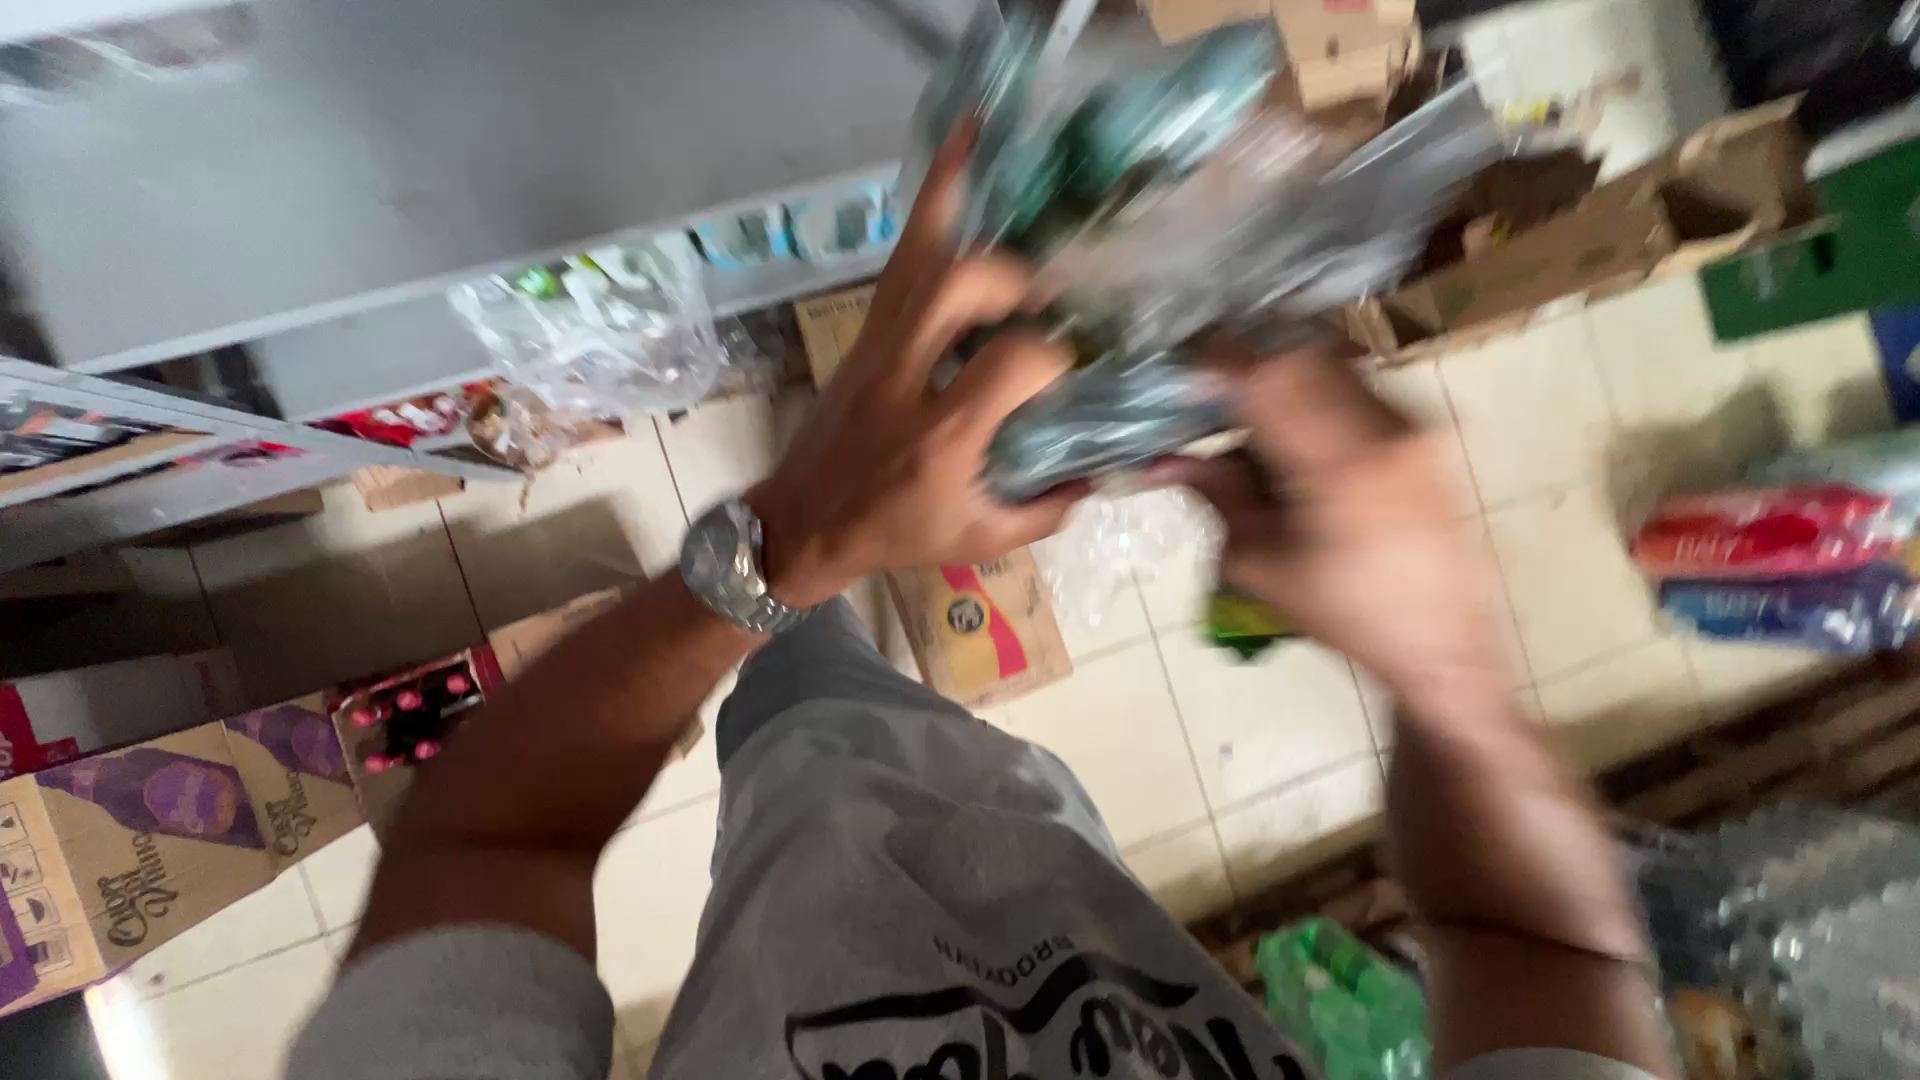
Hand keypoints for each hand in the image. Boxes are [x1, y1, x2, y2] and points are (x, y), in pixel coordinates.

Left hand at [746, 124, 1088, 607]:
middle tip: (1039, 295)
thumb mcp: (978, 540)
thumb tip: (1095, 472)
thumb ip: (1044, 511)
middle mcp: (904, 380)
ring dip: (956, 196)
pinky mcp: (860, 336)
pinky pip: (898, 265)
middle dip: (1012, 274)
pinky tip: (953, 164)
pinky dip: (928, 210)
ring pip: (915, 257)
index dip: (1053, 354)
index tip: (1066, 367)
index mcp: (941, 437)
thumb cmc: (893, 535)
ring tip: (989, 138)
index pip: (1012, 362)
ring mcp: (875, 350)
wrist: (801, 525)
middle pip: (957, 286)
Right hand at [1156, 347, 1513, 709]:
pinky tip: (1297, 436)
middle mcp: (1389, 431)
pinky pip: (1357, 385)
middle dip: (1246, 366)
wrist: (1442, 640)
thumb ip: (1216, 495)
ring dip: (1282, 380)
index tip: (1182, 372)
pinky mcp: (1431, 428)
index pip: (1269, 378)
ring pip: (1330, 365)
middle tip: (1208, 393)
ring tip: (1251, 421)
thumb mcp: (1259, 562)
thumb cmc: (1341, 614)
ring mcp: (1419, 424)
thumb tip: (1162, 461)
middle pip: (1300, 356)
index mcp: (1341, 471)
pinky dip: (1314, 395)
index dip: (1219, 363)